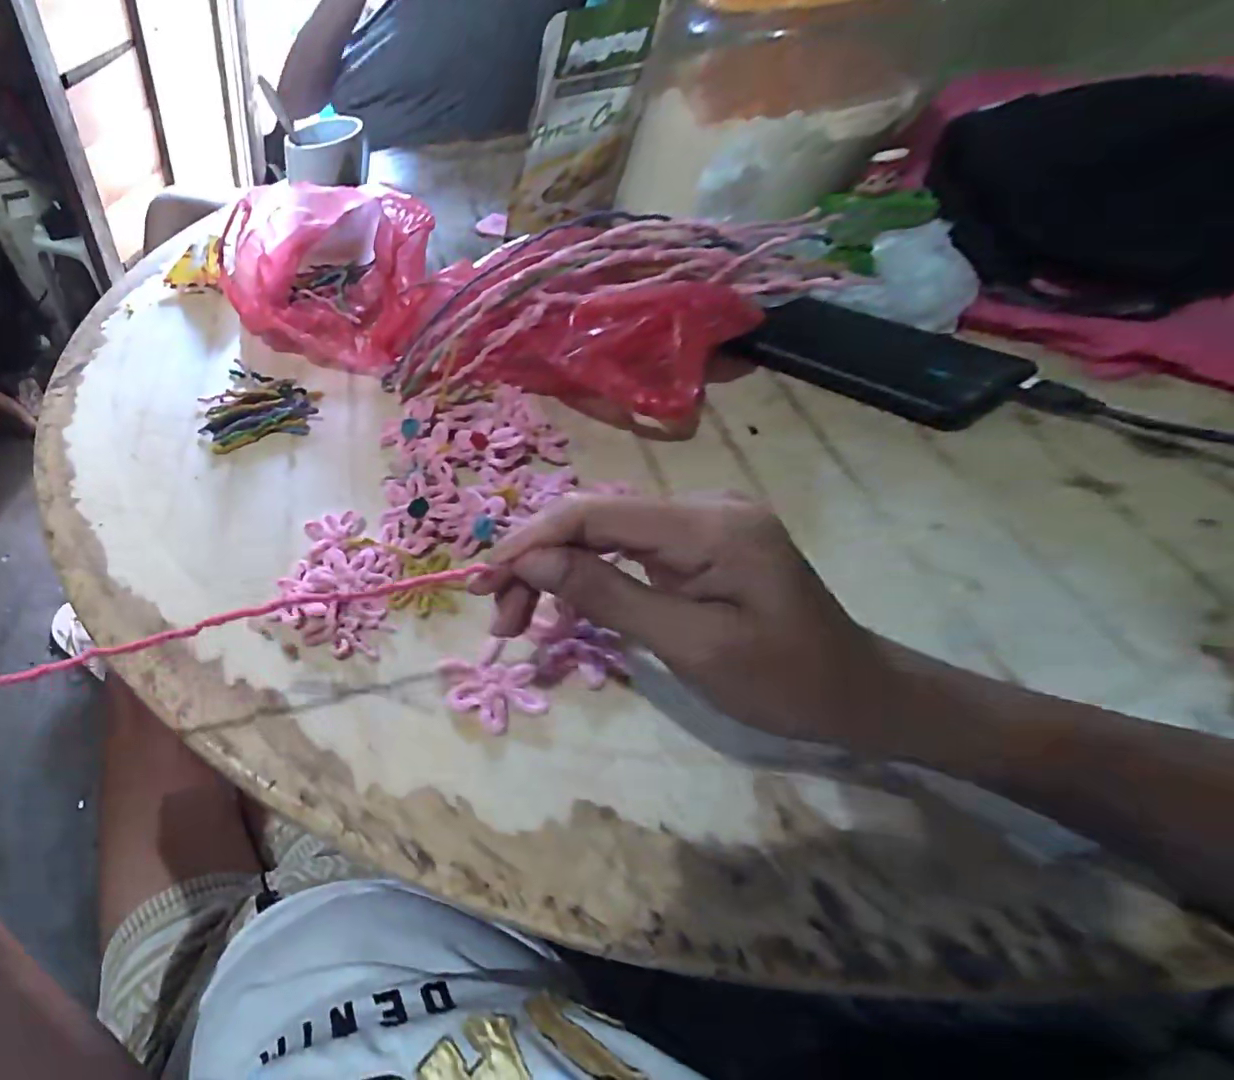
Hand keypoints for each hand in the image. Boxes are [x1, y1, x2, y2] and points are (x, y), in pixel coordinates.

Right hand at [470, 493, 899, 756]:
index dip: (529, 541)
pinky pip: (617, 549)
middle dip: (533, 563)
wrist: (861, 695)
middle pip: (588, 521)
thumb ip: (606, 594)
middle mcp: (699, 507)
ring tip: (515, 619)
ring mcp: (695, 522)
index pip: (592, 512)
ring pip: (596, 534)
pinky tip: (558, 605)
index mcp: (708, 525)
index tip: (484, 581)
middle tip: (498, 616)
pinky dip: (580, 576)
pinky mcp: (691, 543)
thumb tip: (529, 561)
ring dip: (550, 572)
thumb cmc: (785, 682)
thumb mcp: (689, 645)